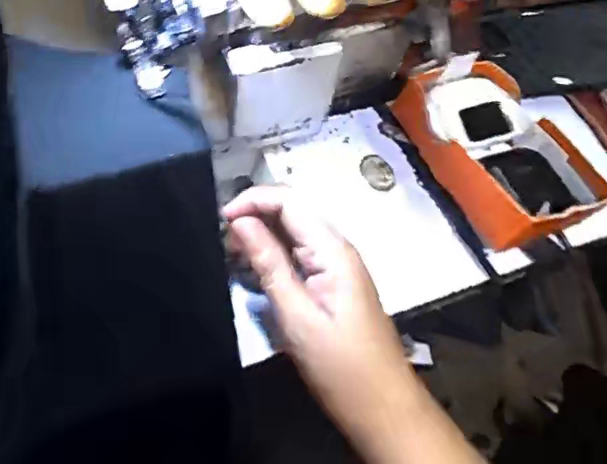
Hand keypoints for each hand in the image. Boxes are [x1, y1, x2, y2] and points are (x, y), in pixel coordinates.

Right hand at [223, 186, 453, 458]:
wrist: (385, 408)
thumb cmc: (341, 367)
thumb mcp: (296, 316)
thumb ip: (268, 263)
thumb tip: (240, 221)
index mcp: (332, 248)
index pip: (290, 200)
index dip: (253, 199)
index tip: (221, 217)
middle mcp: (337, 246)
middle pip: (293, 209)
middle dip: (256, 213)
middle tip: (222, 237)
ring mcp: (337, 262)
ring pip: (295, 229)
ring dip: (263, 232)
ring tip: (232, 252)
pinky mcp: (333, 279)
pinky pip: (300, 250)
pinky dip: (275, 251)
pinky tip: (255, 267)